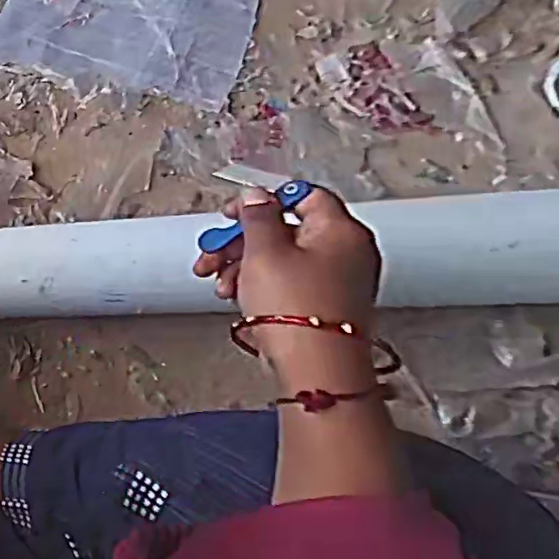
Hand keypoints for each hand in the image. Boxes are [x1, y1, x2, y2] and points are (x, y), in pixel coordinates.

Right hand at [191, 185, 381, 380]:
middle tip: (213, 254)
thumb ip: (258, 218)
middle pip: (285, 230)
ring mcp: (337, 278)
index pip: (303, 196)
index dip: (264, 201)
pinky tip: (237, 295)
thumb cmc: (294, 306)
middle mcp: (346, 250)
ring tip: (221, 284)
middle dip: (240, 242)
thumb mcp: (264, 251)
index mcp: (340, 230)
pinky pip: (286, 280)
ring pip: (281, 257)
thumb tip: (258, 197)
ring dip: (242, 265)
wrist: (313, 362)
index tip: (234, 213)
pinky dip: (258, 282)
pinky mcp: (323, 301)